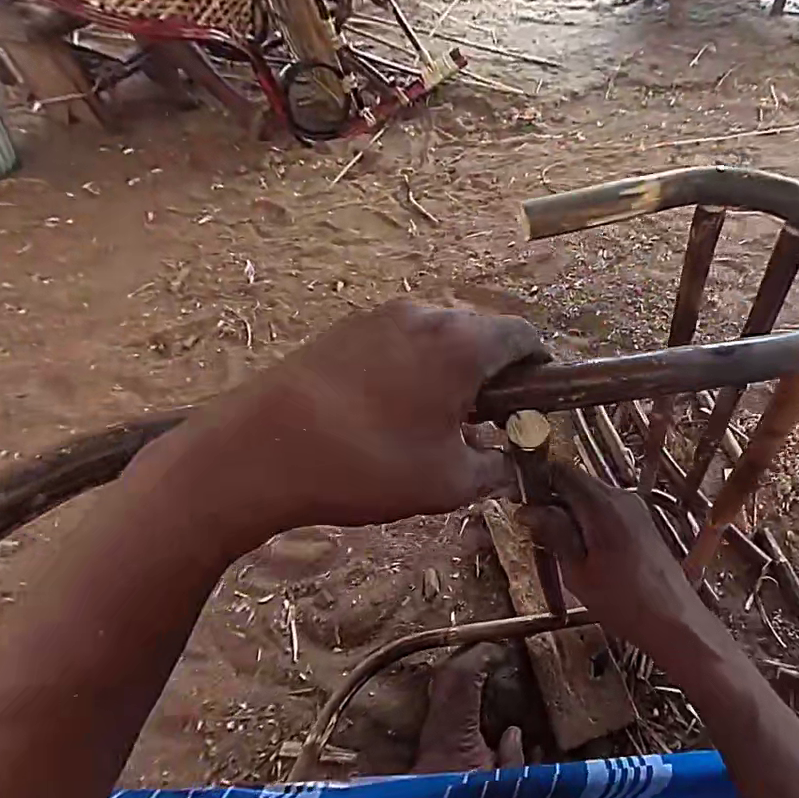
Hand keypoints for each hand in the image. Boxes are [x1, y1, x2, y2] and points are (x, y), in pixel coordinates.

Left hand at [154, 300, 543, 541]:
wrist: (259, 449)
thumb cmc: (368, 464)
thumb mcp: (447, 483)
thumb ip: (494, 469)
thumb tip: (505, 462)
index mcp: (462, 342)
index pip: (524, 336)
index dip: (539, 367)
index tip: (532, 401)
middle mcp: (424, 314)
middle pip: (479, 334)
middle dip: (490, 374)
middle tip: (480, 423)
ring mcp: (378, 315)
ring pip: (435, 337)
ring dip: (447, 371)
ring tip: (428, 421)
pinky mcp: (342, 328)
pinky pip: (396, 341)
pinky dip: (410, 367)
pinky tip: (385, 410)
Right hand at [523, 462, 717, 657]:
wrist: (676, 623)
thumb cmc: (625, 603)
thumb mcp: (577, 572)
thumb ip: (554, 533)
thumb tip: (528, 510)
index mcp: (602, 505)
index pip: (560, 470)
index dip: (534, 478)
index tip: (516, 495)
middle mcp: (620, 498)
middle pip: (574, 481)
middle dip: (548, 497)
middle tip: (529, 524)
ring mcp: (634, 508)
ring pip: (588, 495)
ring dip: (566, 510)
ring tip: (551, 541)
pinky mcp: (640, 522)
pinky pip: (604, 508)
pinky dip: (585, 519)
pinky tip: (577, 548)